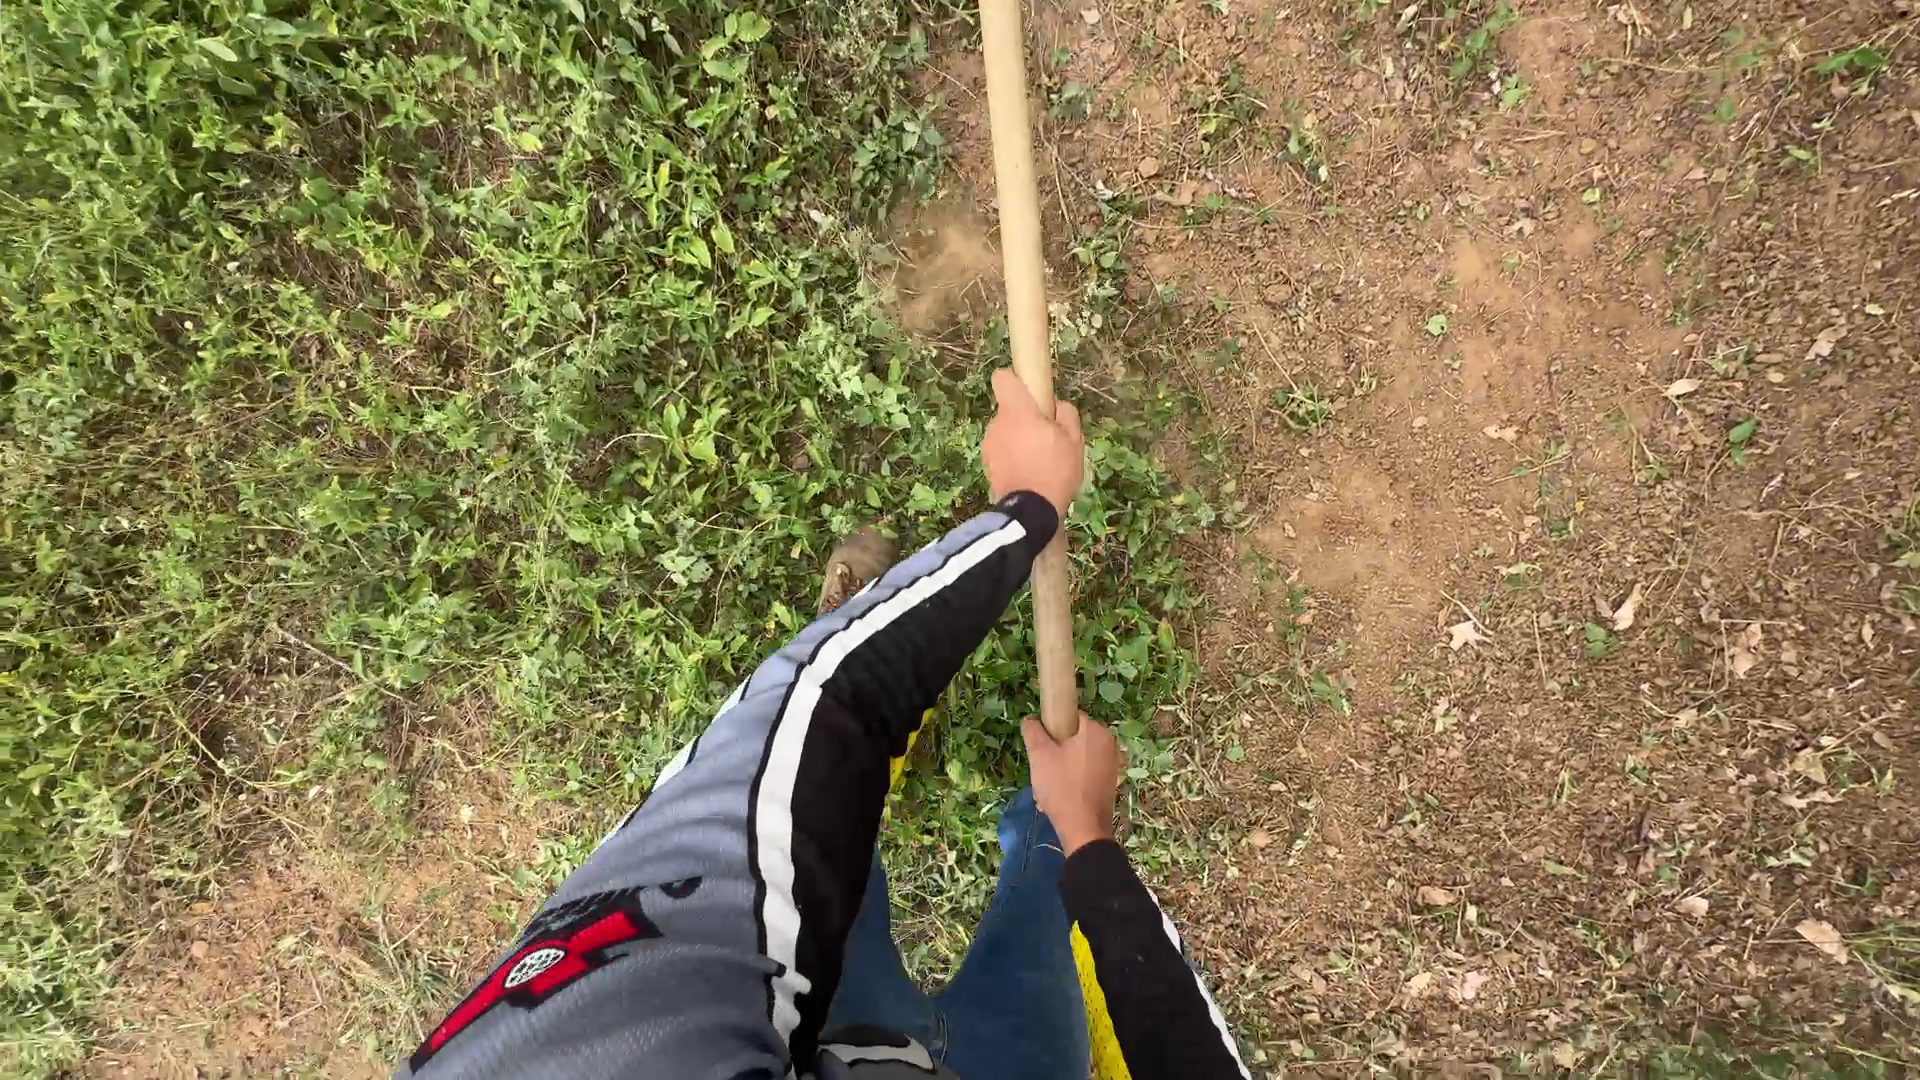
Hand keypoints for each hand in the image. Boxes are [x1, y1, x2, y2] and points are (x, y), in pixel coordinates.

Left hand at [982, 368, 1083, 520]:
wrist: (1030, 513)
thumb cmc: (1055, 471)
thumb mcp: (1074, 441)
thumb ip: (1066, 415)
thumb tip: (1056, 407)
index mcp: (1017, 411)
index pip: (1003, 379)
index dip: (1016, 382)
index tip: (1032, 395)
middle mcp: (997, 425)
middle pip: (1009, 411)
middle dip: (1025, 420)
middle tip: (1046, 440)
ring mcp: (989, 447)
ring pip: (1005, 434)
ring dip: (1018, 441)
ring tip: (1038, 462)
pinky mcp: (987, 466)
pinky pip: (1001, 453)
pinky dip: (1012, 459)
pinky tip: (1027, 475)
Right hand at [1021, 713, 1120, 856]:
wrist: (1084, 830)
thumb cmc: (1062, 787)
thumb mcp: (1040, 755)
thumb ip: (1033, 732)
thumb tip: (1030, 720)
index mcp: (1096, 731)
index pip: (1070, 716)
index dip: (1051, 728)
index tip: (1040, 746)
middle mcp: (1109, 744)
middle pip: (1073, 738)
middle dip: (1055, 752)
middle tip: (1042, 769)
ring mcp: (1111, 765)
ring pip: (1076, 758)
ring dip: (1060, 768)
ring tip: (1046, 788)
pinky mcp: (1109, 783)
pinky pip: (1084, 773)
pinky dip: (1071, 780)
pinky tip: (1058, 797)